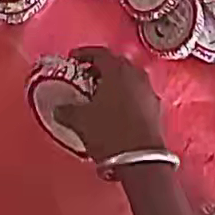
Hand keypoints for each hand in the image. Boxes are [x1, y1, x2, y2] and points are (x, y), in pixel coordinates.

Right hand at [51, 47, 166, 162]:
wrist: (141, 161)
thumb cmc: (109, 133)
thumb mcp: (81, 121)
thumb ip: (66, 110)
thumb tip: (58, 108)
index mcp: (117, 70)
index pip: (100, 53)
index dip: (84, 54)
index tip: (73, 58)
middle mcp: (136, 75)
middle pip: (116, 63)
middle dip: (100, 67)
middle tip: (86, 76)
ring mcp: (148, 90)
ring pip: (129, 77)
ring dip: (115, 81)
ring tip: (101, 94)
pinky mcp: (156, 107)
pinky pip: (138, 93)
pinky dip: (126, 95)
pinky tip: (117, 109)